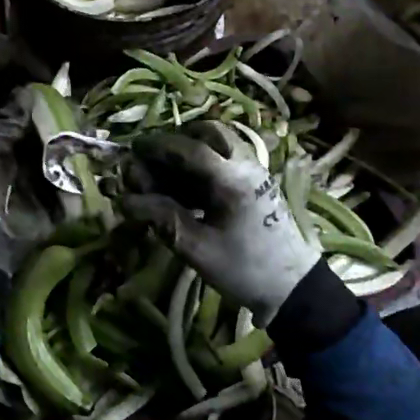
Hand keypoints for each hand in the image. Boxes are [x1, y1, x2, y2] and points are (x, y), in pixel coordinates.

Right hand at [123, 125, 320, 322]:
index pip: (190, 148)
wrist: (293, 287)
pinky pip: (228, 157)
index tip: (135, 149)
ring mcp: (256, 171)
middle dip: (178, 139)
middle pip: (210, 132)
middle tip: (153, 156)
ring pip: (221, 141)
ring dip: (192, 147)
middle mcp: (246, 165)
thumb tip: (126, 201)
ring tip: (167, 170)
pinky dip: (205, 160)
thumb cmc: (244, 269)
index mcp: (232, 181)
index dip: (159, 146)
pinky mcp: (258, 182)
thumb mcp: (197, 249)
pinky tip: (187, 184)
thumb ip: (162, 219)